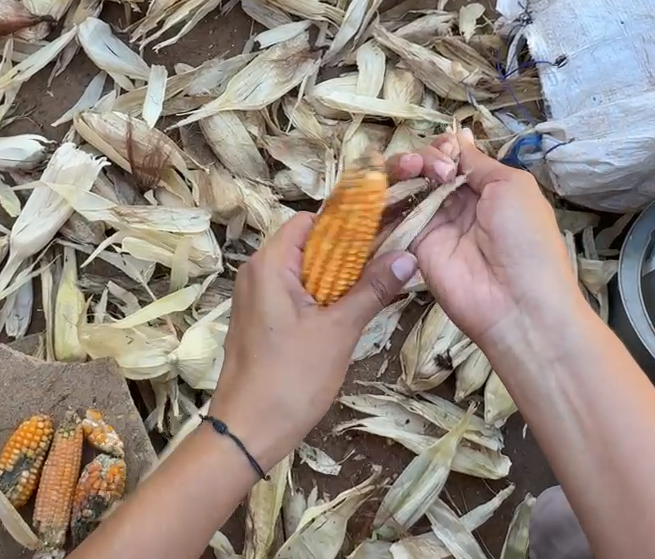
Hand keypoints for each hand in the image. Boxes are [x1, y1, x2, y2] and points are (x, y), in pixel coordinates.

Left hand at [209, 212, 417, 467]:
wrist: (246, 432)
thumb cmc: (291, 378)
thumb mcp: (338, 331)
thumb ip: (372, 289)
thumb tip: (408, 257)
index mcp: (270, 263)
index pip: (309, 221)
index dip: (344, 226)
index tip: (379, 237)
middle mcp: (256, 270)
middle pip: (306, 244)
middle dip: (344, 254)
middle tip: (381, 267)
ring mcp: (253, 295)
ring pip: (300, 270)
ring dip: (333, 277)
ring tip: (368, 291)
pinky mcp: (257, 317)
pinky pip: (290, 291)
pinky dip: (317, 295)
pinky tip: (342, 315)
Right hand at [392, 130, 586, 353]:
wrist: (517, 302)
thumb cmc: (526, 238)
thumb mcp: (512, 187)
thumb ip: (478, 161)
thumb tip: (460, 134)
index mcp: (485, 187)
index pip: (454, 156)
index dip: (445, 146)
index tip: (448, 149)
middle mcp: (457, 202)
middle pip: (427, 166)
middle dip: (425, 155)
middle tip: (436, 169)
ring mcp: (433, 222)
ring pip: (407, 184)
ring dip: (405, 168)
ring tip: (414, 170)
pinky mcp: (413, 243)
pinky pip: (394, 214)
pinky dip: (385, 195)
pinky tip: (389, 184)